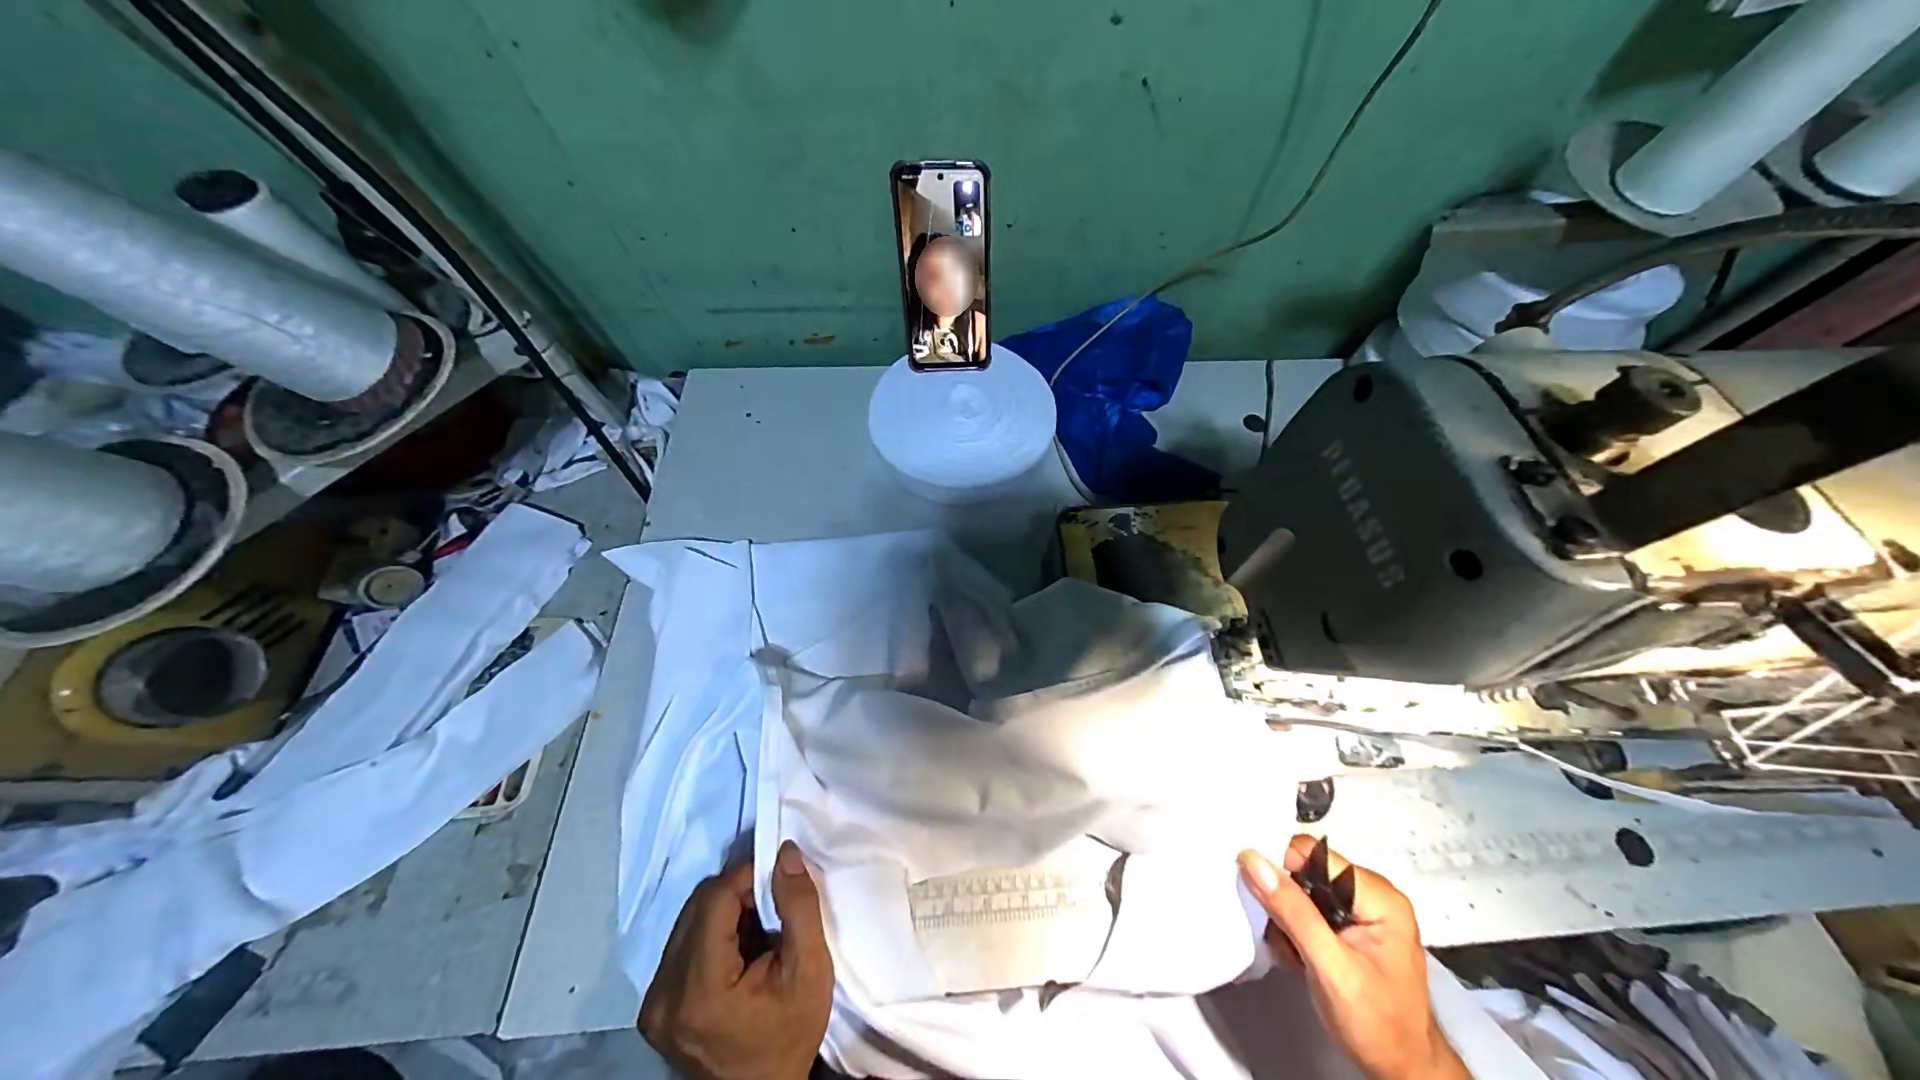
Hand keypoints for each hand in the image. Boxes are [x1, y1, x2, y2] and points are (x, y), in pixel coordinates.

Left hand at [639, 842, 833, 1079]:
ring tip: (757, 934)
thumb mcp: (810, 969)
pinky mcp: (652, 1008)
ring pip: (687, 921)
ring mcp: (652, 1004)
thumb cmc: (791, 1034)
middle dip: (737, 895)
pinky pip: (681, 944)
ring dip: (724, 913)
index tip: (778, 882)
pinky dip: (711, 935)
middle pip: (697, 906)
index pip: (714, 899)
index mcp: (698, 988)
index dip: (748, 877)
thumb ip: (798, 905)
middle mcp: (662, 994)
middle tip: (772, 911)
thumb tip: (785, 852)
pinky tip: (737, 953)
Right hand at [1239, 836, 1468, 1079]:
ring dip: (1285, 918)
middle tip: (1282, 936)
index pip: (1313, 854)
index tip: (1265, 901)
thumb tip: (1252, 859)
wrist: (1403, 1071)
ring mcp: (1359, 911)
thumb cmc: (1377, 1024)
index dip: (1282, 869)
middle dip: (1282, 899)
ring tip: (1291, 951)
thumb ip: (1293, 912)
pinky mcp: (1346, 926)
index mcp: (1378, 896)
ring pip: (1300, 889)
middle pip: (1305, 869)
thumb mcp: (1331, 968)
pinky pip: (1305, 907)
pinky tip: (1297, 955)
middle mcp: (1370, 894)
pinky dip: (1292, 928)